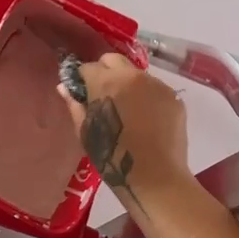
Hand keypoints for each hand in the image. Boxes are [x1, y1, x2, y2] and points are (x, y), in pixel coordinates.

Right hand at [59, 54, 192, 216]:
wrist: (156, 177)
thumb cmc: (112, 157)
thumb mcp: (85, 133)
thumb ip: (75, 105)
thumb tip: (65, 87)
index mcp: (105, 82)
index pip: (87, 67)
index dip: (83, 79)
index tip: (84, 93)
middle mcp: (132, 75)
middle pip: (113, 60)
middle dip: (105, 72)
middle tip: (105, 96)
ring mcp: (156, 84)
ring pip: (135, 74)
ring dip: (128, 84)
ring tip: (129, 111)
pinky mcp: (174, 97)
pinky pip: (154, 88)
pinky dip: (147, 96)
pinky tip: (147, 119)